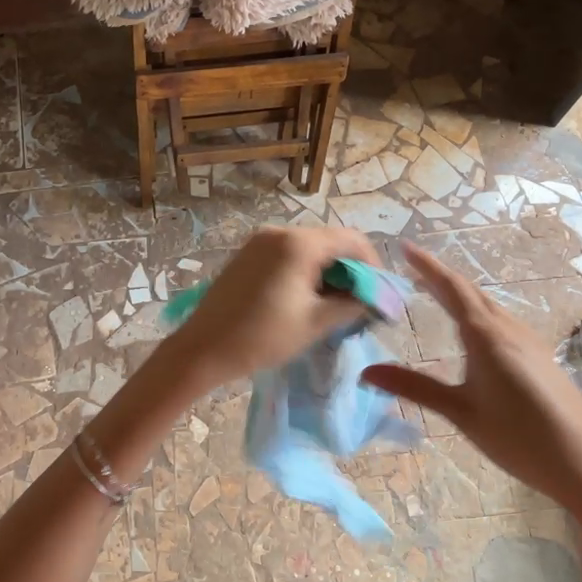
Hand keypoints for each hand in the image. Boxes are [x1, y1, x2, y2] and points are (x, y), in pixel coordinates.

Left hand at [158, 226, 382, 389]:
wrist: (203, 348)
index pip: (352, 240)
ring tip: (330, 307)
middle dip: (349, 271)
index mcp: (299, 244)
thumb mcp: (316, 322)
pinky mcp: (246, 254)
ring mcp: (259, 241)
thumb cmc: (263, 337)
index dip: (372, 266)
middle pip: (330, 242)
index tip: (377, 295)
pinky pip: (286, 254)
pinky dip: (303, 271)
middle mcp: (279, 232)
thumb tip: (376, 298)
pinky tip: (303, 300)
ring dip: (326, 272)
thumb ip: (352, 304)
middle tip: (356, 305)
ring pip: (309, 249)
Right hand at [362, 245, 581, 517]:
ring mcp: (531, 342)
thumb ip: (414, 387)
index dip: (427, 266)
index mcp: (486, 335)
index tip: (405, 247)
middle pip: (472, 292)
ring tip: (436, 293)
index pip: (451, 288)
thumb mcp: (460, 412)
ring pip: (490, 306)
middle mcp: (510, 329)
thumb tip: (365, 372)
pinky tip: (473, 331)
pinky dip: (479, 313)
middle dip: (442, 277)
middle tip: (413, 268)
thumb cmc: (519, 438)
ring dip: (462, 295)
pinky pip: (503, 321)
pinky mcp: (542, 358)